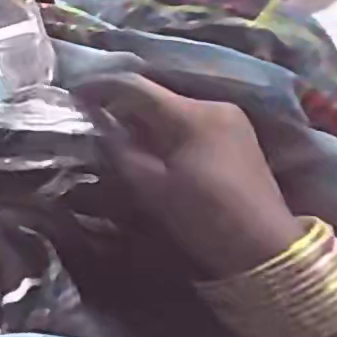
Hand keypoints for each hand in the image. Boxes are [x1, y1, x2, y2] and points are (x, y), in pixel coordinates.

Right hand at [77, 74, 304, 278]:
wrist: (265, 250)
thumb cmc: (202, 216)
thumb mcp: (148, 184)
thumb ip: (116, 146)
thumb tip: (94, 120)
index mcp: (191, 115)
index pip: (134, 86)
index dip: (98, 86)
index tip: (71, 94)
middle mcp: (213, 105)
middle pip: (153, 94)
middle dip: (118, 102)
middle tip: (88, 114)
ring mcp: (229, 118)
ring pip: (169, 106)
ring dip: (140, 115)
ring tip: (112, 129)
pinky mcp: (236, 133)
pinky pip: (187, 118)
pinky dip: (161, 125)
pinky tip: (146, 141)